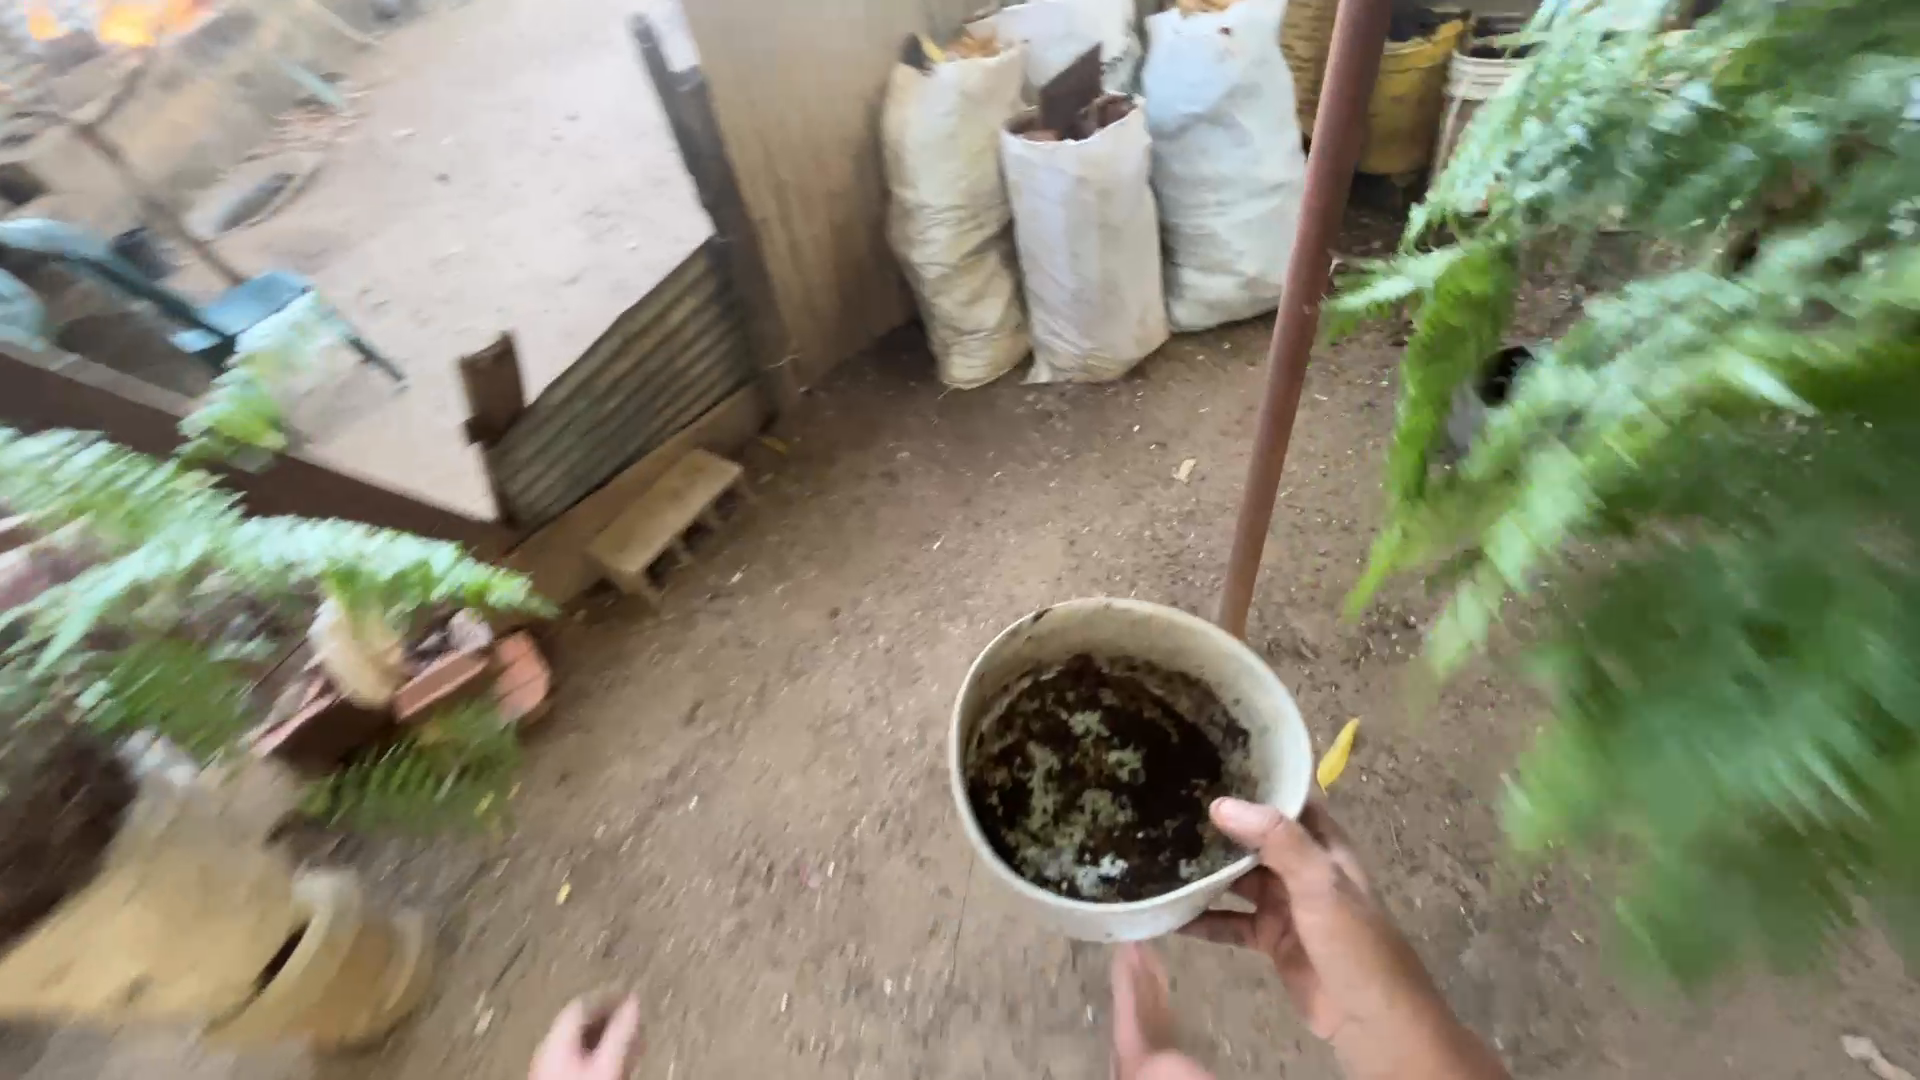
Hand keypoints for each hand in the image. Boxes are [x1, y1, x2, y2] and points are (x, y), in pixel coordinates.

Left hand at [529, 995, 641, 1079]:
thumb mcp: (608, 1064)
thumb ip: (622, 1031)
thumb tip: (635, 1002)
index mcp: (556, 1041)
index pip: (582, 1004)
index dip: (609, 996)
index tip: (632, 996)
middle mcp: (549, 1051)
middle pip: (582, 1023)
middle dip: (612, 1019)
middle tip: (636, 1020)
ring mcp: (550, 1070)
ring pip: (582, 1043)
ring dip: (610, 1038)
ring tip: (634, 1043)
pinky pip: (580, 1061)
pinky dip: (602, 1056)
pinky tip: (619, 1064)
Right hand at [1182, 800, 1506, 1079]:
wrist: (1375, 1026)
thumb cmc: (1354, 944)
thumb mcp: (1320, 883)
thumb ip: (1275, 839)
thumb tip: (1219, 803)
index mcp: (1321, 844)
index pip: (1284, 798)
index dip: (1251, 779)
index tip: (1206, 760)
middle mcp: (1299, 866)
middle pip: (1251, 836)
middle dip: (1215, 823)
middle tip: (1166, 800)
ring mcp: (1283, 902)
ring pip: (1234, 877)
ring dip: (1203, 869)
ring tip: (1156, 849)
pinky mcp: (1268, 937)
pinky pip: (1227, 921)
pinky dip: (1200, 917)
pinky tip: (1167, 910)